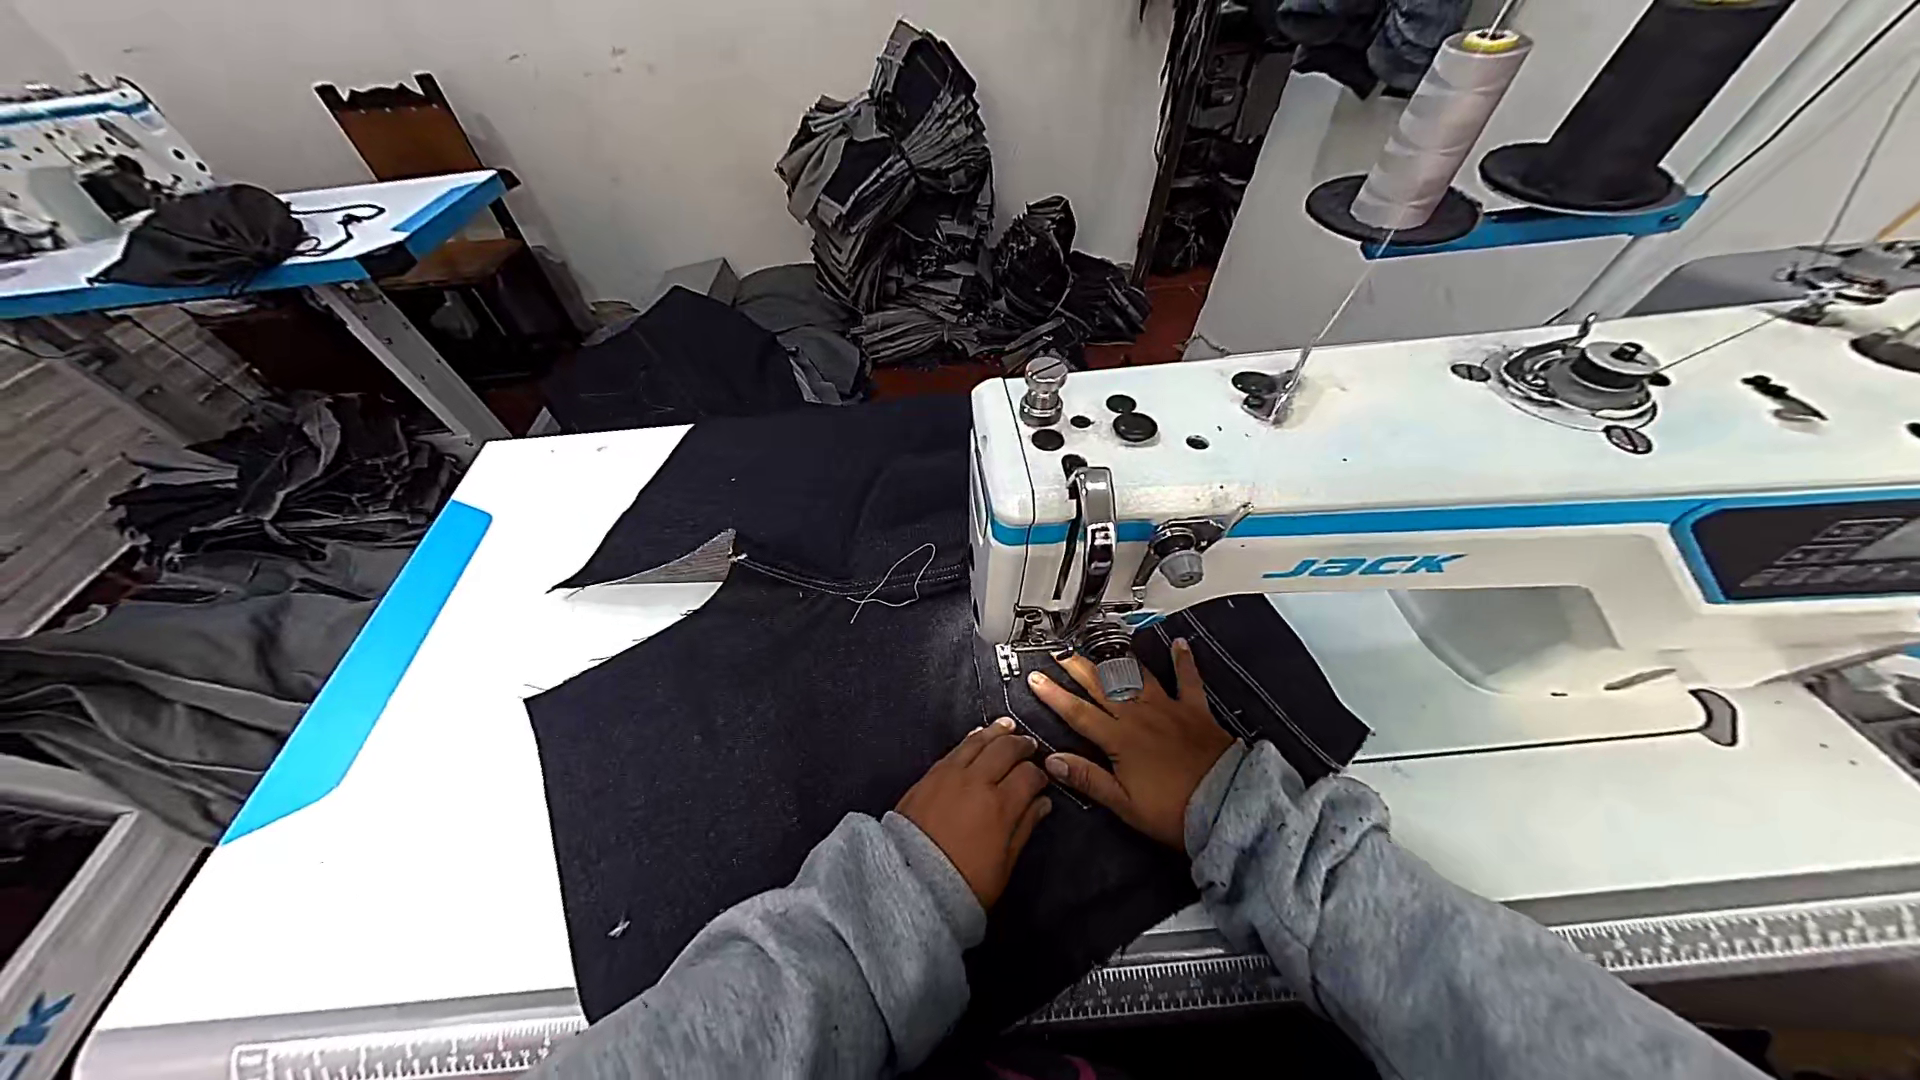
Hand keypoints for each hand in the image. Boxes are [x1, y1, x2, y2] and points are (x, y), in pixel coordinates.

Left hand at [896, 718, 1052, 908]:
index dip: (1039, 774)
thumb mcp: (1004, 865)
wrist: (908, 883)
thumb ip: (1024, 827)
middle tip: (1030, 745)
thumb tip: (1042, 803)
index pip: (1028, 775)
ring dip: (997, 732)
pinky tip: (978, 735)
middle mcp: (977, 782)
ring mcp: (951, 774)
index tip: (1042, 778)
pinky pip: (956, 748)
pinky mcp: (930, 775)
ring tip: (1008, 726)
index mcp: (1000, 806)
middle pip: (1005, 750)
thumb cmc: (963, 883)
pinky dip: (972, 739)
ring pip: (979, 742)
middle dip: (1022, 745)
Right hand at [1030, 639, 1234, 848]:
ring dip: (1117, 660)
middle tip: (1061, 653)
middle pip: (1102, 686)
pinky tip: (1179, 644)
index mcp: (1120, 740)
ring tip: (1101, 646)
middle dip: (1078, 668)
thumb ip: (1087, 778)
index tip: (1036, 678)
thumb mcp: (1124, 803)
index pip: (1078, 712)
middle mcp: (1140, 717)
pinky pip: (1188, 680)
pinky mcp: (1195, 711)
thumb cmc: (1175, 811)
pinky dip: (1183, 661)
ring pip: (1136, 677)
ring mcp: (1168, 709)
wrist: (1227, 807)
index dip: (1054, 694)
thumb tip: (1053, 761)